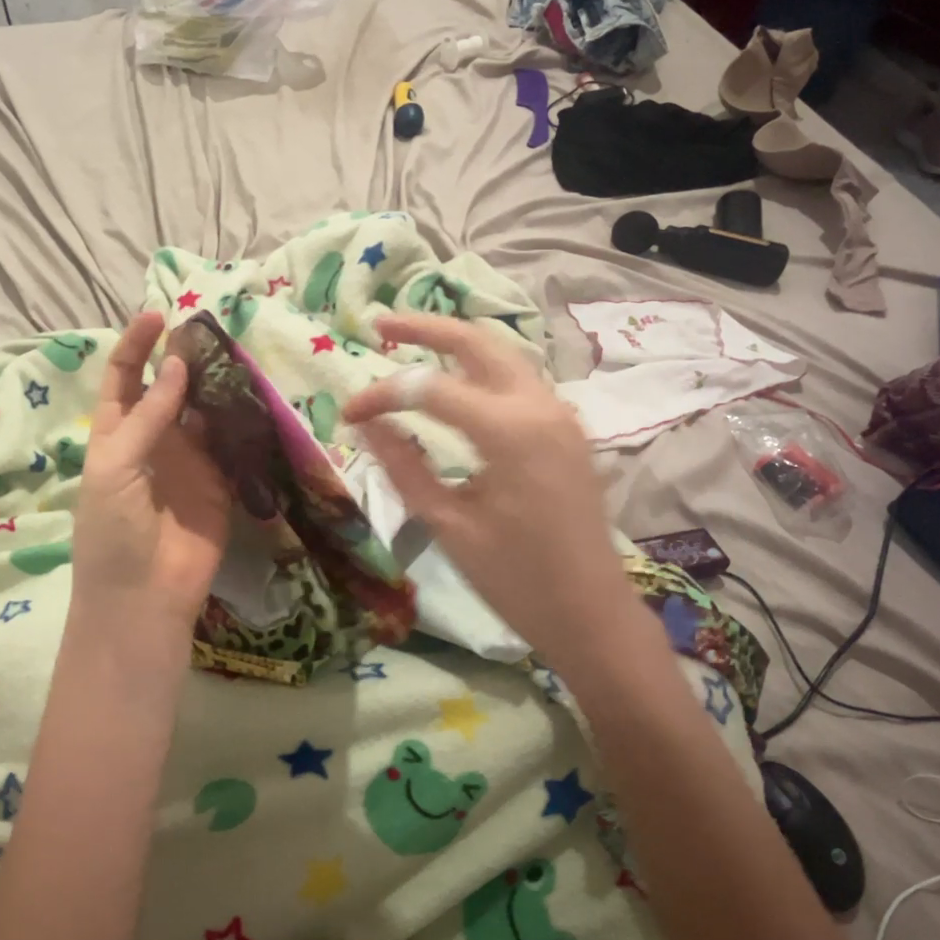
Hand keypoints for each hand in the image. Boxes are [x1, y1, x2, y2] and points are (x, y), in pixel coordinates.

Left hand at [69, 313, 231, 648]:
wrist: (142, 598)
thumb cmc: (113, 531)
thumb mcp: (117, 466)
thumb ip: (149, 416)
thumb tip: (178, 363)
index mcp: (115, 434)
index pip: (123, 377)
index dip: (136, 345)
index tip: (158, 315)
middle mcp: (153, 441)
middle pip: (168, 388)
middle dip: (184, 358)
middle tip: (211, 331)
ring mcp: (189, 462)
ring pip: (204, 412)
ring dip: (217, 386)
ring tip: (236, 356)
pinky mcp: (221, 484)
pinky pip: (232, 444)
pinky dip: (241, 421)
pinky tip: (254, 396)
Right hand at [343, 314, 642, 665]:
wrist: (592, 614)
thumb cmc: (516, 580)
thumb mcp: (448, 525)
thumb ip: (404, 467)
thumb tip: (367, 426)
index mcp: (510, 432)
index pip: (429, 389)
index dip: (381, 395)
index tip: (347, 415)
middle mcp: (541, 408)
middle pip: (478, 343)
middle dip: (426, 329)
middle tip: (380, 324)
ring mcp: (561, 417)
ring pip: (504, 356)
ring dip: (457, 345)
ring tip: (410, 343)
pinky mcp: (567, 432)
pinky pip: (520, 382)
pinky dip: (482, 369)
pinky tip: (455, 381)